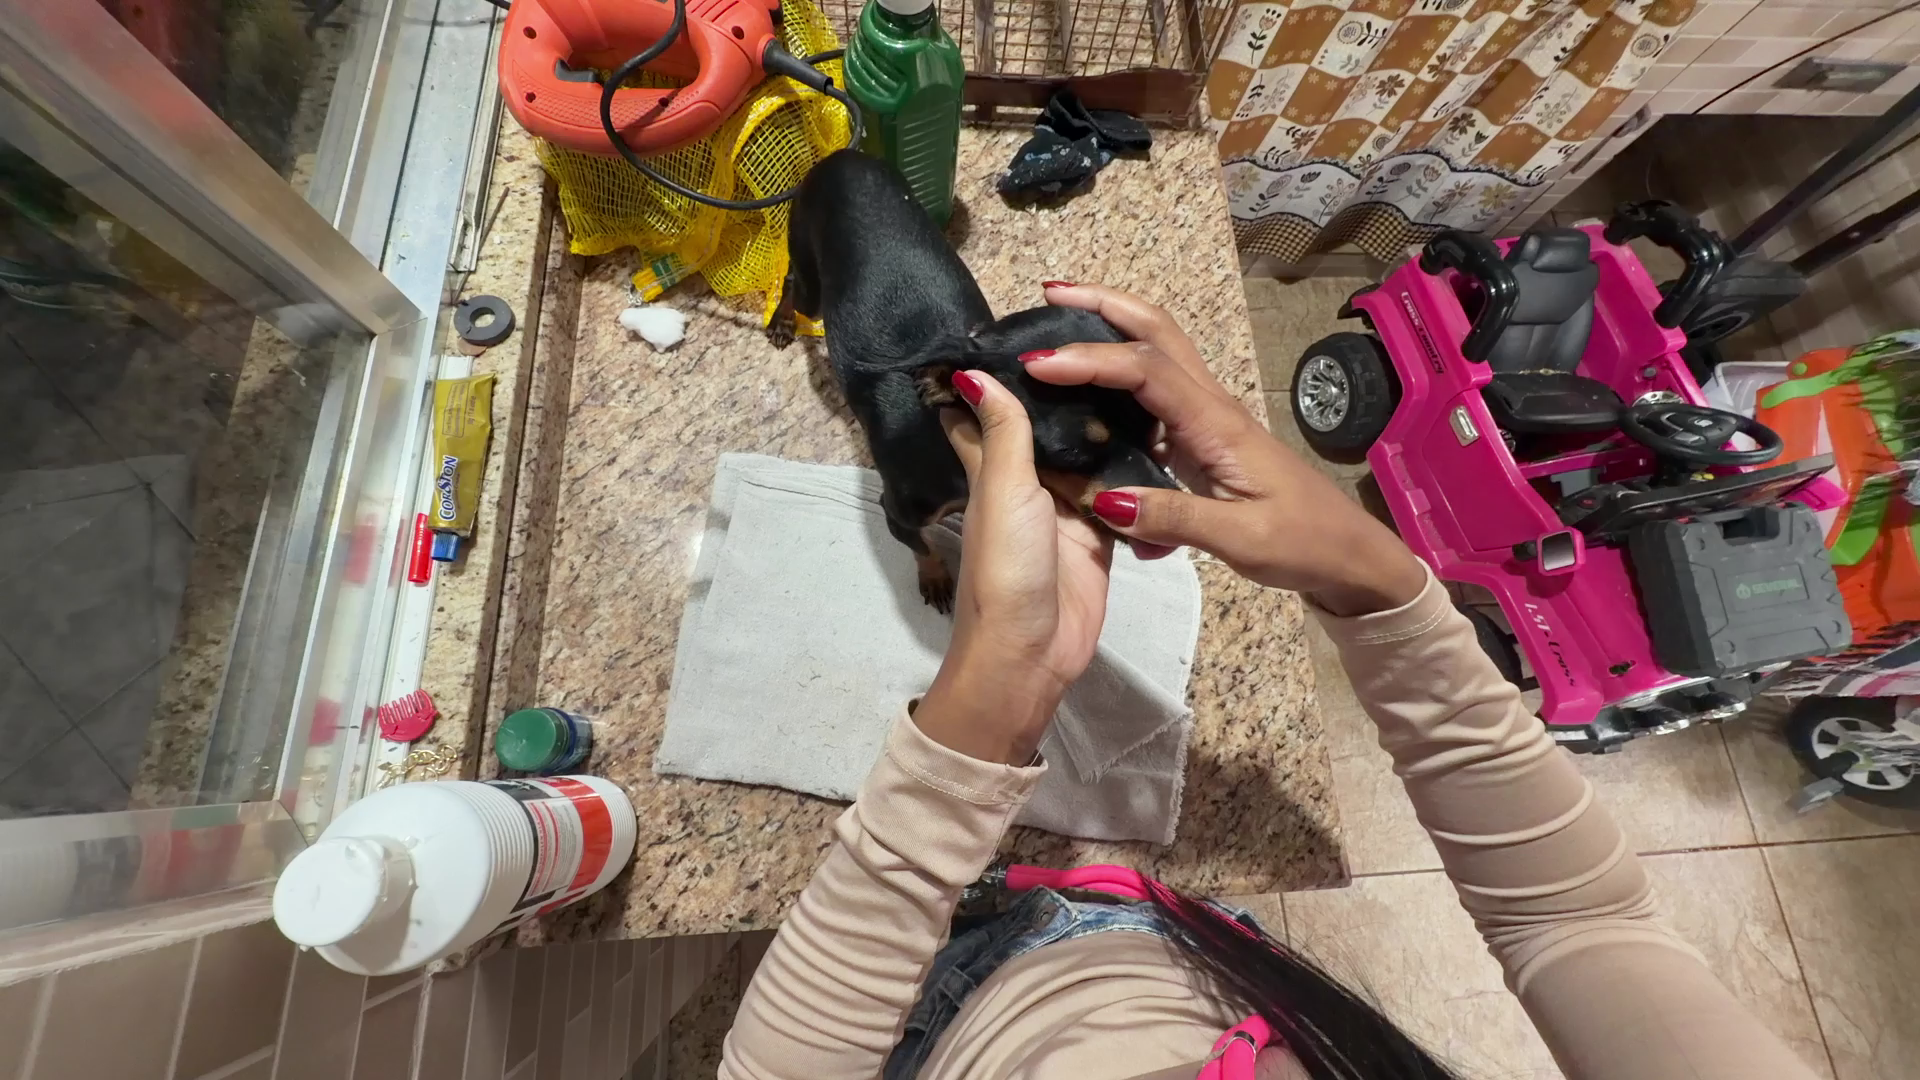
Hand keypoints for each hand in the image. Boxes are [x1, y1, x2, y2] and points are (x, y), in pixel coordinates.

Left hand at [913, 370, 1113, 765]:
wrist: (1035, 648)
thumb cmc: (1008, 566)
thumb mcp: (1002, 491)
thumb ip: (1001, 434)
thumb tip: (971, 373)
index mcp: (992, 472)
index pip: (983, 415)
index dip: (984, 379)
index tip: (1005, 331)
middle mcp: (1026, 484)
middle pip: (1041, 428)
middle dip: (1060, 391)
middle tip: (1095, 333)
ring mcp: (1065, 508)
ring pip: (1082, 455)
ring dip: (1099, 423)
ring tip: (1131, 366)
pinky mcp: (1098, 531)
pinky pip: (1114, 490)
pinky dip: (1128, 466)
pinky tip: (1153, 428)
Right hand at [1024, 283, 1426, 616]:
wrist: (1346, 553)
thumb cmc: (1302, 542)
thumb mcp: (1241, 538)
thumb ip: (1174, 518)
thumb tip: (1105, 500)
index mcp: (1216, 424)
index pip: (1146, 370)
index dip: (1091, 359)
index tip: (1037, 364)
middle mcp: (1210, 406)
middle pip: (1157, 331)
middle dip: (1103, 304)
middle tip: (1049, 293)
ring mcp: (1206, 418)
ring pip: (1157, 350)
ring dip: (1111, 325)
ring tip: (1059, 323)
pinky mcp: (1201, 437)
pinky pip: (1153, 390)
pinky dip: (1118, 370)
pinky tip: (1089, 386)